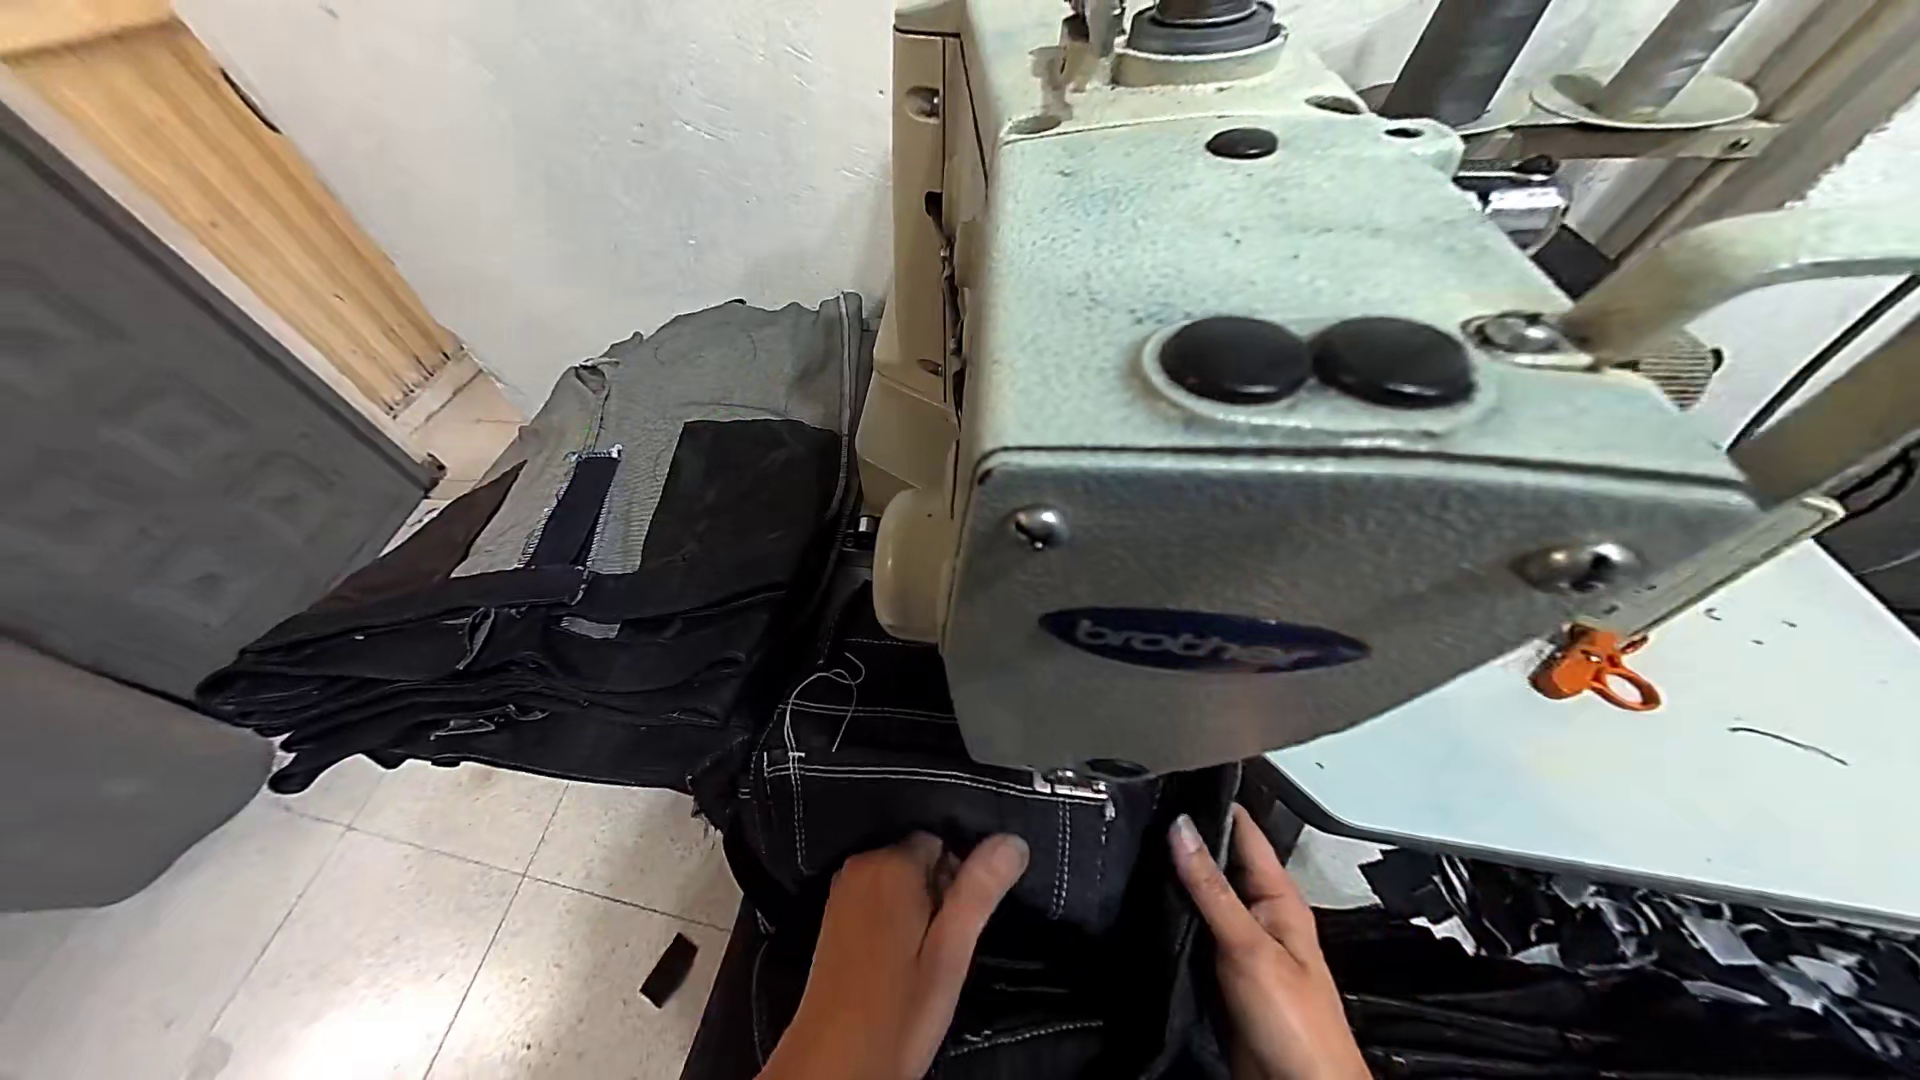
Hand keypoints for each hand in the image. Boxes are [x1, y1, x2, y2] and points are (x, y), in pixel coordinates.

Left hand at [759, 832, 1030, 1079]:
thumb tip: (1014, 840)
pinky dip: (892, 916)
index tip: (959, 921)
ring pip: (898, 877)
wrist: (833, 1068)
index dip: (959, 877)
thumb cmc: (898, 1010)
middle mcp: (861, 863)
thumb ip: (980, 890)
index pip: (941, 840)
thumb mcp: (951, 952)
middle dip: (937, 890)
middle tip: (942, 945)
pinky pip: (876, 894)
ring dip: (916, 906)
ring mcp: (842, 888)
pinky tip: (896, 958)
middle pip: (918, 857)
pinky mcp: (833, 913)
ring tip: (919, 955)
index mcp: (890, 863)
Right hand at [1170, 805, 1368, 1079]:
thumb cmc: (1300, 1029)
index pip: (1244, 831)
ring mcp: (1237, 938)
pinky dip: (1171, 909)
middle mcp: (1258, 912)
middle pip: (1217, 859)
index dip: (1214, 803)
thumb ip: (1212, 887)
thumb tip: (1182, 830)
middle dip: (1185, 838)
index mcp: (1279, 897)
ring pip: (1200, 891)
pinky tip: (1148, 898)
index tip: (1179, 780)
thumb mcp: (1249, 947)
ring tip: (1140, 847)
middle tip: (1146, 813)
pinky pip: (1189, 924)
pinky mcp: (1217, 964)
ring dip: (1175, 875)